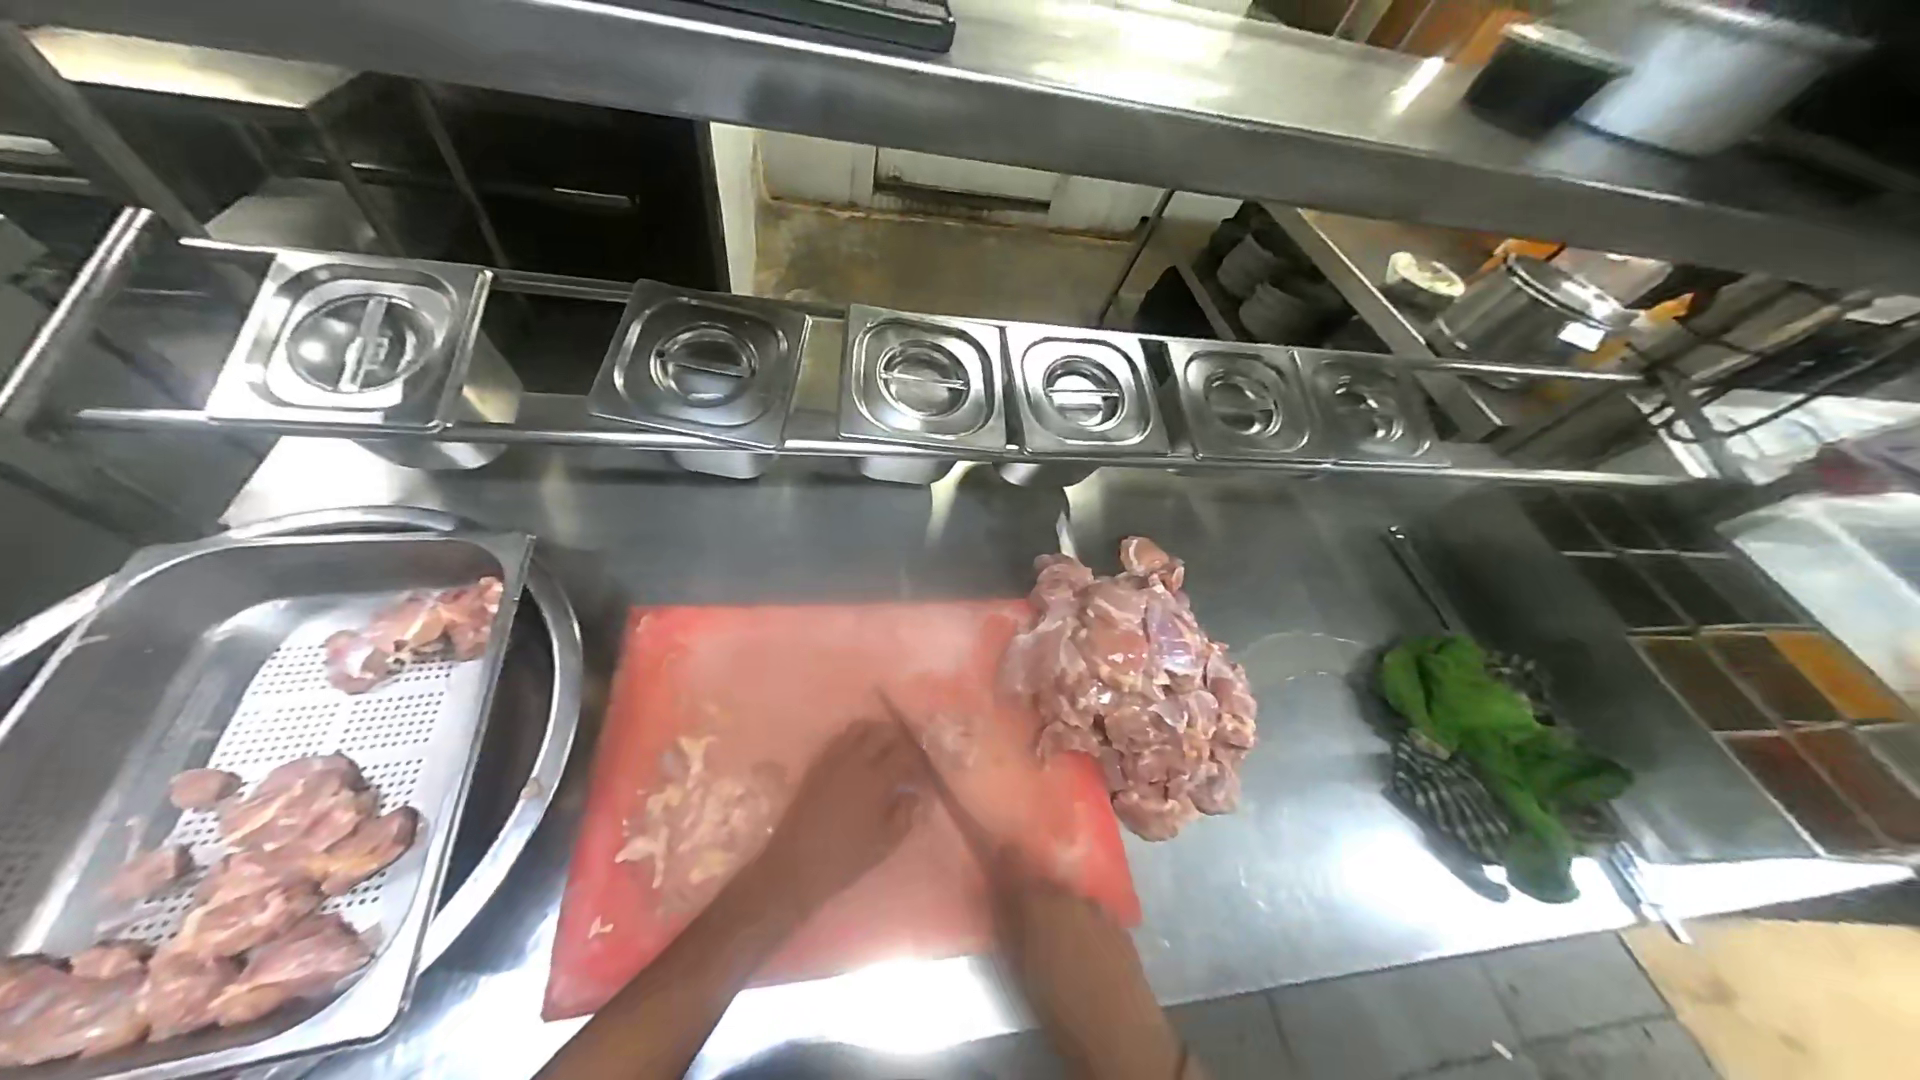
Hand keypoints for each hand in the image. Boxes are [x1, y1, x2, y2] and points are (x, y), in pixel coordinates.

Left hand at [757, 719, 925, 910]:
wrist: (795, 866)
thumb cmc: (845, 859)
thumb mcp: (885, 843)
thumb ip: (905, 814)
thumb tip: (913, 794)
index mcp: (876, 780)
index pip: (906, 754)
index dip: (919, 761)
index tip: (923, 776)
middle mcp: (855, 761)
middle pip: (885, 731)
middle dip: (902, 741)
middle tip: (908, 760)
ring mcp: (833, 759)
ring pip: (861, 728)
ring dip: (878, 734)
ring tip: (886, 753)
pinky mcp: (818, 764)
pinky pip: (841, 738)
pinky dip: (857, 740)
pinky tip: (861, 758)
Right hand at [990, 849, 1182, 1079]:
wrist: (1120, 1031)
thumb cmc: (1059, 1005)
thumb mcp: (1019, 968)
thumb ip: (1008, 924)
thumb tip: (997, 896)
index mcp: (1038, 901)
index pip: (1014, 861)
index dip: (1004, 857)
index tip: (997, 855)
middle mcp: (1069, 895)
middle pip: (1045, 881)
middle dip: (1033, 890)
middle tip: (1025, 910)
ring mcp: (1098, 908)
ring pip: (1071, 899)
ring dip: (1061, 908)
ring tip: (1056, 934)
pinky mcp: (1120, 927)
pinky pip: (1093, 915)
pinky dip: (1084, 922)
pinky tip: (1084, 946)